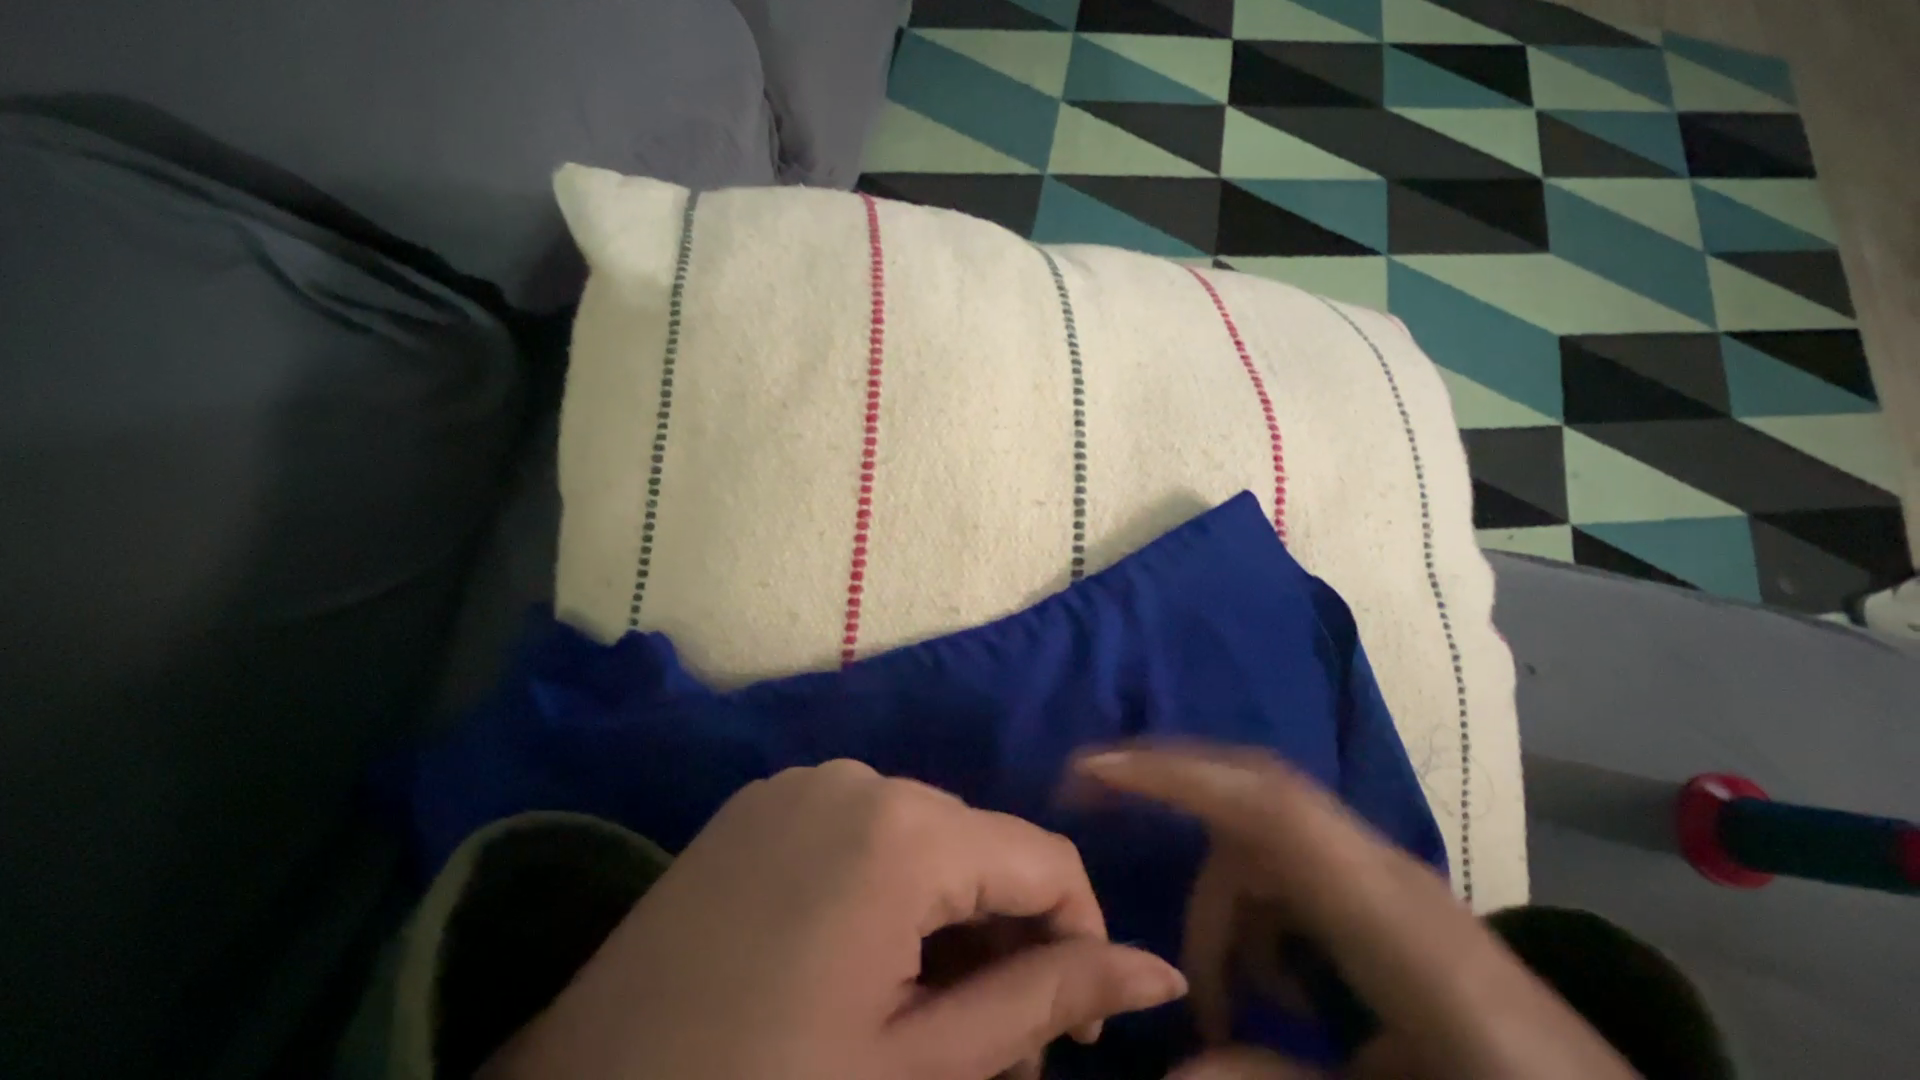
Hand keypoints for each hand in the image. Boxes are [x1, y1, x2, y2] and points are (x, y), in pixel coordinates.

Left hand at [481, 760, 1187, 1079]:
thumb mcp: (925, 1069)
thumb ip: (1046, 1000)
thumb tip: (1157, 970)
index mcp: (904, 826)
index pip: (1046, 860)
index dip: (1080, 942)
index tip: (1071, 1034)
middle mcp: (854, 777)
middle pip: (980, 847)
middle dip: (1006, 941)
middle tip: (993, 1051)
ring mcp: (795, 786)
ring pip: (922, 841)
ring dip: (948, 923)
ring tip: (924, 1018)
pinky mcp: (755, 809)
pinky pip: (858, 835)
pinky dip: (887, 895)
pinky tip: (860, 969)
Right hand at [1074, 746, 1638, 1079]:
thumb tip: (1172, 1068)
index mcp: (1389, 916)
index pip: (1266, 807)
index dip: (1173, 774)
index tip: (1089, 767)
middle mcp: (1384, 877)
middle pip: (1250, 810)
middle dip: (1170, 812)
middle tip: (1096, 829)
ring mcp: (1391, 889)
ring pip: (1267, 850)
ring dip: (1220, 913)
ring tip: (1216, 1010)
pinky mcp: (1395, 912)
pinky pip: (1296, 884)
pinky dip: (1259, 928)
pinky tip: (1275, 1002)